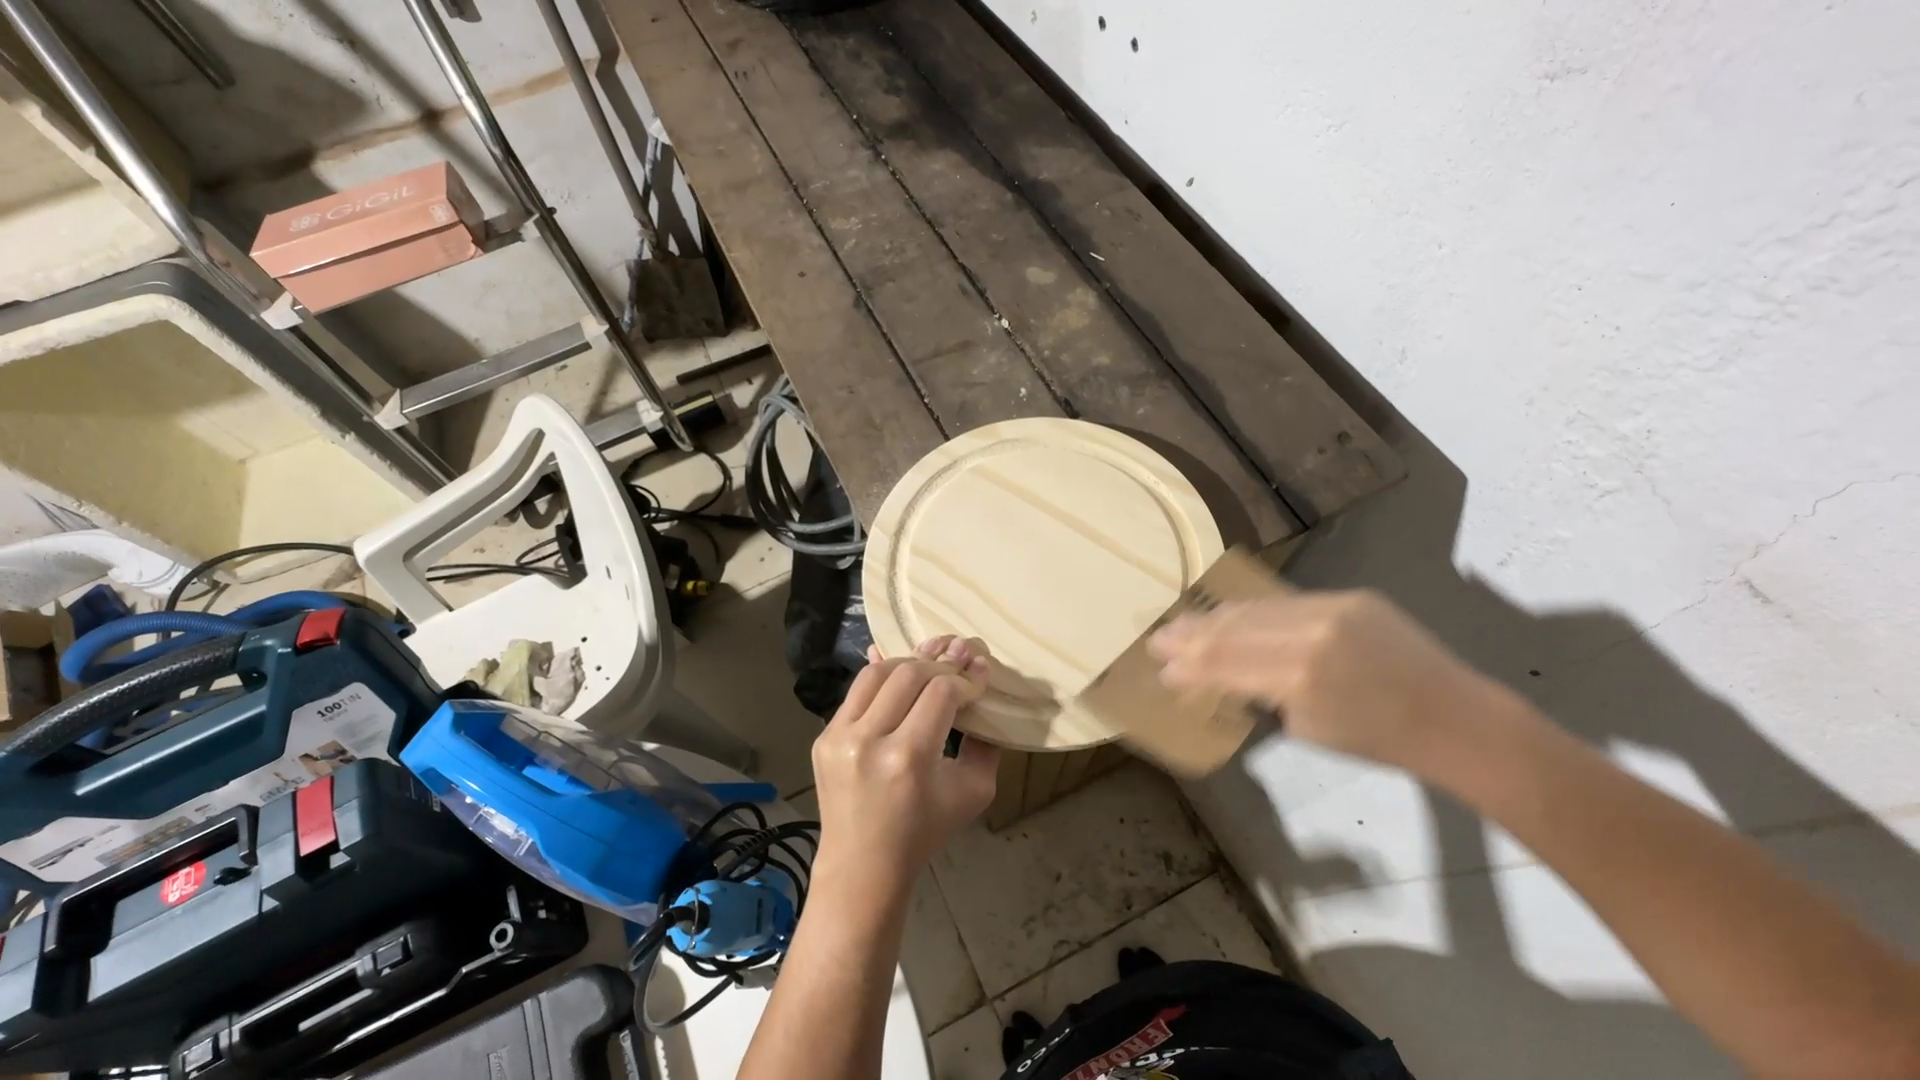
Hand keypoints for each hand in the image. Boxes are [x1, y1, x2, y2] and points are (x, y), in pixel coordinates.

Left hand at [810, 636, 999, 897]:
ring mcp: (838, 737)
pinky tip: (902, 675)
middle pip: (909, 673)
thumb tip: (981, 691)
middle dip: (942, 664)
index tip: (981, 678)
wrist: (864, 864)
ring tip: (932, 668)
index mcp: (908, 758)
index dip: (966, 679)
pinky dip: (883, 679)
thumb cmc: (924, 831)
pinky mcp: (823, 737)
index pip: (942, 692)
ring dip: (910, 663)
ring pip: (877, 673)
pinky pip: (856, 692)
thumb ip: (985, 742)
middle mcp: (868, 741)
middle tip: (960, 665)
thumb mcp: (973, 792)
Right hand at [1147, 590, 1501, 769]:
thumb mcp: (1308, 729)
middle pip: (1236, 628)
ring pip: (1259, 608)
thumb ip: (1264, 696)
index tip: (1162, 667)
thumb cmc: (1379, 742)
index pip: (1228, 663)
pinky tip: (1233, 613)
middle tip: (1158, 637)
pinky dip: (1255, 610)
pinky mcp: (1351, 597)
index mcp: (1300, 677)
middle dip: (1193, 634)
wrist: (1453, 718)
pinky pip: (1288, 602)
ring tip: (1186, 622)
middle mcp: (1312, 633)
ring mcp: (1334, 608)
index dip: (1191, 665)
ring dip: (1218, 616)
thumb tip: (1227, 678)